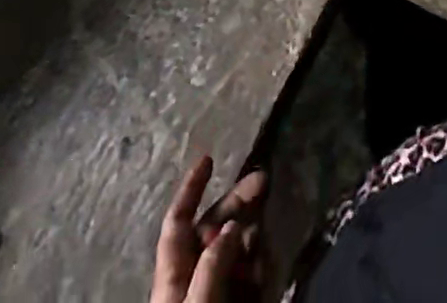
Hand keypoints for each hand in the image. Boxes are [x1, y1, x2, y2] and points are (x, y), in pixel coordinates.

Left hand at [152, 155, 265, 302]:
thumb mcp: (197, 301)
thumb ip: (213, 264)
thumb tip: (233, 225)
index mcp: (174, 272)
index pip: (178, 221)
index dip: (191, 188)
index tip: (208, 159)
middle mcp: (195, 275)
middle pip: (215, 227)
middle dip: (237, 201)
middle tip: (262, 179)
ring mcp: (217, 291)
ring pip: (237, 249)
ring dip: (253, 230)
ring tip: (270, 221)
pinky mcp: (238, 302)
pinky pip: (251, 276)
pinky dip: (262, 263)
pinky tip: (272, 256)